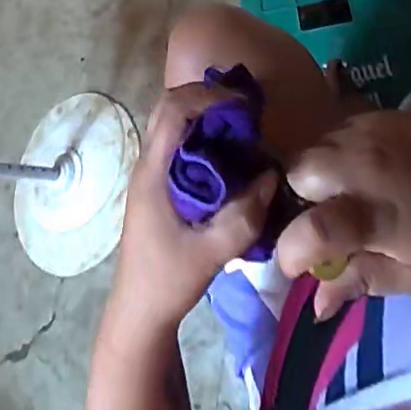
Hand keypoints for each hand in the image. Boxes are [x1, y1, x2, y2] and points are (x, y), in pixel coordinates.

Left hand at [108, 83, 278, 330]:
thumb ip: (243, 218)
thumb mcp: (210, 254)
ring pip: (172, 121)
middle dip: (206, 96)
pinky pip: (178, 140)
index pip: (173, 110)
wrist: (138, 313)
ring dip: (204, 112)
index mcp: (152, 171)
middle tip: (244, 107)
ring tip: (240, 123)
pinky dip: (202, 132)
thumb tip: (272, 176)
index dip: (207, 96)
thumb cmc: (167, 281)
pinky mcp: (159, 182)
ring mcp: (150, 171)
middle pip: (169, 106)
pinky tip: (229, 151)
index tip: (242, 104)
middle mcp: (147, 162)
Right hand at [275, 111, 410, 318]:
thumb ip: (361, 282)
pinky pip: (332, 131)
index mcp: (379, 215)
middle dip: (301, 198)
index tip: (297, 267)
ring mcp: (367, 132)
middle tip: (330, 216)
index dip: (293, 250)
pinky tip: (363, 168)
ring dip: (317, 173)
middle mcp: (364, 166)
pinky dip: (335, 152)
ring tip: (348, 192)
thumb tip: (316, 303)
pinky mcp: (373, 113)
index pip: (317, 229)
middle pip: (299, 172)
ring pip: (311, 146)